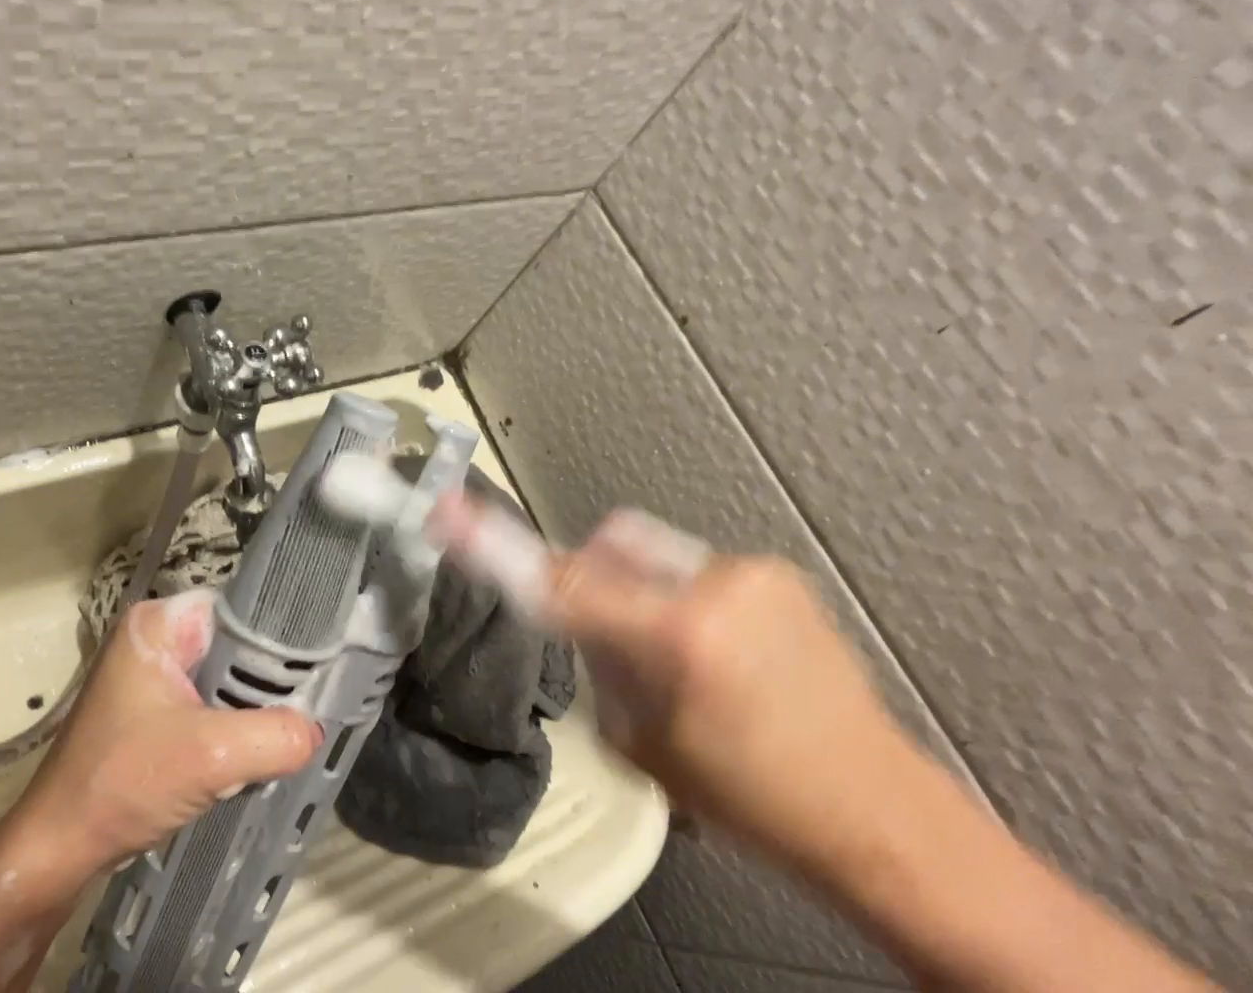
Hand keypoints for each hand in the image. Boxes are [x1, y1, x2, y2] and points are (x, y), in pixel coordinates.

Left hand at [5, 589, 322, 876]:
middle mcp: (155, 639)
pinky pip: (214, 706)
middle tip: (310, 709)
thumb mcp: (212, 757)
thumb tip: (315, 730)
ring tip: (287, 734)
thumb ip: (276, 736)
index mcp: (157, 624)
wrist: (61, 846)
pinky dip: (236, 728)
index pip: (242, 608)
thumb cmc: (122, 784)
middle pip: (238, 644)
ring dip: (255, 710)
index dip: (282, 639)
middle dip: (272, 681)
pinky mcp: (156, 712)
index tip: (322, 670)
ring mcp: (154, 677)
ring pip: (229, 679)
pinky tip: (255, 753)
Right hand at [455, 502, 914, 873]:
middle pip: (609, 548)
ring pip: (652, 559)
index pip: (562, 583)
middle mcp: (715, 588)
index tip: (450, 513)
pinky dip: (684, 601)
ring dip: (642, 596)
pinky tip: (720, 657)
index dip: (495, 547)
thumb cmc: (749, 798)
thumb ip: (598, 661)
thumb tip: (579, 615)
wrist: (873, 810)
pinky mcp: (778, 576)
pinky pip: (696, 571)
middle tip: (609, 641)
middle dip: (592, 582)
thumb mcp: (640, 743)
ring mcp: (754, 575)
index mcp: (676, 639)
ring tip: (682, 663)